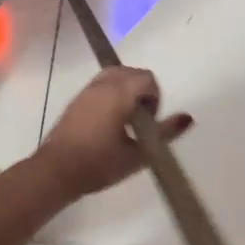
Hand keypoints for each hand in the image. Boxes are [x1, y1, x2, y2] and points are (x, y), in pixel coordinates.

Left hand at [36, 67, 191, 195]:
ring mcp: (87, 90)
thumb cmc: (100, 164)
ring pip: (115, 75)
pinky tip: (108, 123)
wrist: (56, 171)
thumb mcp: (139, 154)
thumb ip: (165, 133)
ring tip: (125, 121)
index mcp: (119, 93)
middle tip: (140, 122)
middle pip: (132, 73)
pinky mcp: (76, 99)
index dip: (154, 98)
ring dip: (126, 91)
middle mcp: (103, 84)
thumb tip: (188, 117)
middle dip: (142, 92)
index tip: (148, 124)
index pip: (147, 78)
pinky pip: (101, 84)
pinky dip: (111, 93)